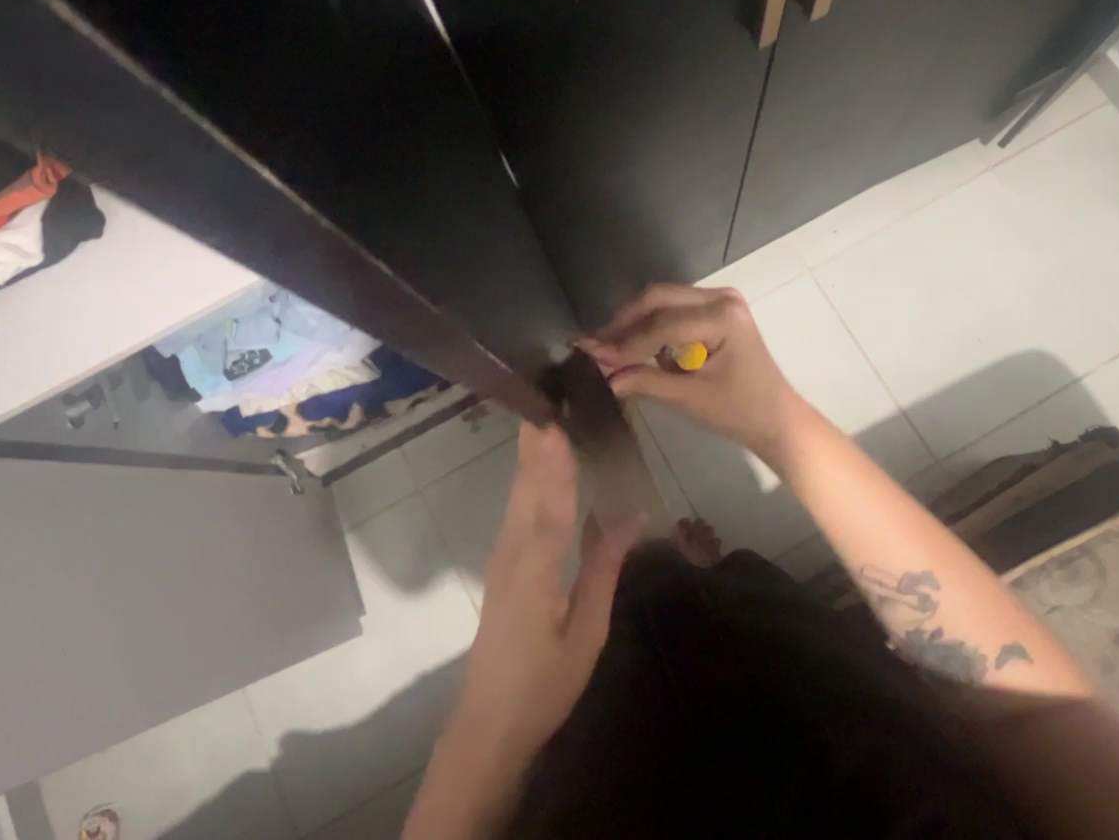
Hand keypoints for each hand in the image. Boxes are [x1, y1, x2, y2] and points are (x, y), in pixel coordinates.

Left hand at [448, 423, 641, 764]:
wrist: (489, 724)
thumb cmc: (544, 684)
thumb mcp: (586, 631)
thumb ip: (604, 569)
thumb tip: (629, 514)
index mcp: (535, 570)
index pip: (549, 503)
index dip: (555, 460)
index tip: (559, 417)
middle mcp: (512, 554)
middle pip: (526, 489)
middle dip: (536, 442)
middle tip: (547, 395)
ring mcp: (502, 558)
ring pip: (518, 497)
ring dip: (530, 456)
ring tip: (542, 417)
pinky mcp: (502, 566)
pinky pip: (518, 513)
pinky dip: (529, 482)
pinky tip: (538, 469)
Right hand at [577, 283, 806, 460]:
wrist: (776, 419)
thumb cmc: (740, 411)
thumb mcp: (690, 399)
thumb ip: (646, 381)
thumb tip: (604, 376)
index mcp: (722, 316)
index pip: (661, 326)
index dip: (623, 342)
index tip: (590, 355)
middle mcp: (721, 298)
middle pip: (658, 299)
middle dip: (623, 324)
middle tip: (592, 345)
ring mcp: (720, 301)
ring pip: (662, 302)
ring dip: (634, 324)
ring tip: (606, 348)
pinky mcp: (715, 311)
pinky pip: (674, 311)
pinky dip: (650, 327)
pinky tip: (632, 348)